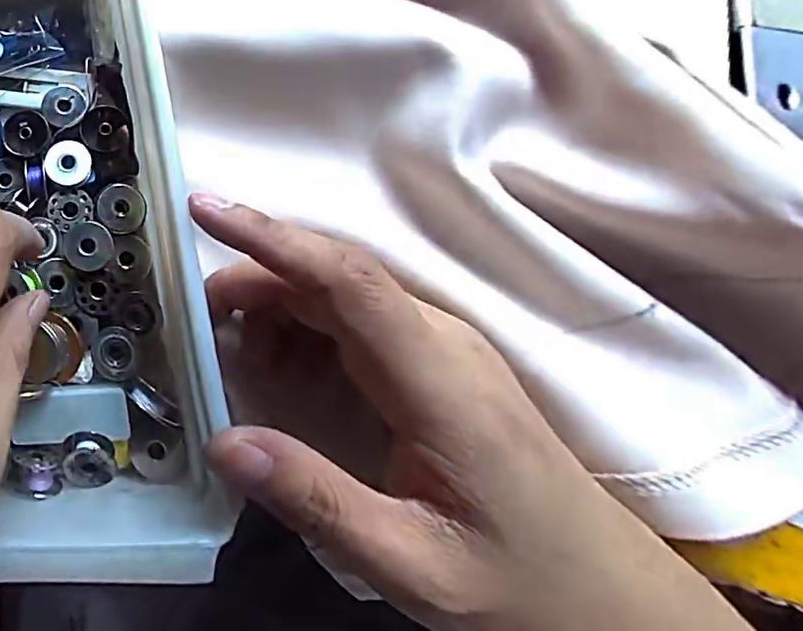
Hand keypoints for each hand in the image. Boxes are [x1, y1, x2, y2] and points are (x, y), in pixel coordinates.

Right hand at [192, 195, 749, 630]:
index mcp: (437, 374)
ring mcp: (437, 344)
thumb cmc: (521, 581)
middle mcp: (436, 338)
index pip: (345, 277)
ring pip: (338, 294)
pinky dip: (300, 327)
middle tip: (194, 311)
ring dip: (275, 304)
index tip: (207, 209)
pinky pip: (352, 321)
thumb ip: (317, 501)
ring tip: (225, 345)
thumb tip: (224, 443)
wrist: (608, 594)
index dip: (272, 236)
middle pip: (331, 278)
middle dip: (256, 277)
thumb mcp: (415, 566)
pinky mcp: (431, 360)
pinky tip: (275, 362)